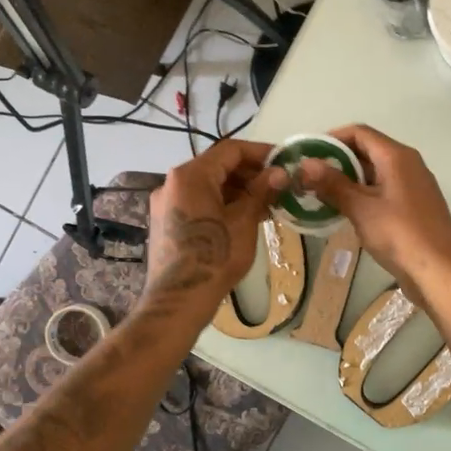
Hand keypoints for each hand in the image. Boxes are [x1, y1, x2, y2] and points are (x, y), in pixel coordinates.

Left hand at [143, 139, 283, 315]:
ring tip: (266, 204)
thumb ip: (261, 191)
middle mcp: (172, 182)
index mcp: (190, 176)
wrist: (179, 300)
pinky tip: (244, 218)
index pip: (230, 150)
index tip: (284, 161)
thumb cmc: (215, 258)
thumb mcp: (244, 221)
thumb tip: (280, 172)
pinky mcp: (166, 222)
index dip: (260, 152)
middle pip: (217, 166)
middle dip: (250, 173)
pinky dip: (222, 203)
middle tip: (278, 186)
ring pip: (208, 185)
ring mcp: (166, 203)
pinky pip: (198, 202)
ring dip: (238, 190)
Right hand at [296, 125, 450, 302]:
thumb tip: (306, 164)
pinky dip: (364, 195)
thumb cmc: (400, 235)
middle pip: (368, 151)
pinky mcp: (415, 207)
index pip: (360, 133)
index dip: (331, 138)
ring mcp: (414, 186)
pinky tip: (347, 212)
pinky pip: (385, 191)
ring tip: (321, 195)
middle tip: (309, 177)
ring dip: (349, 180)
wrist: (440, 272)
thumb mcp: (361, 209)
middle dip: (338, 161)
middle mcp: (409, 164)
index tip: (308, 153)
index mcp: (397, 156)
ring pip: (376, 173)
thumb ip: (333, 184)